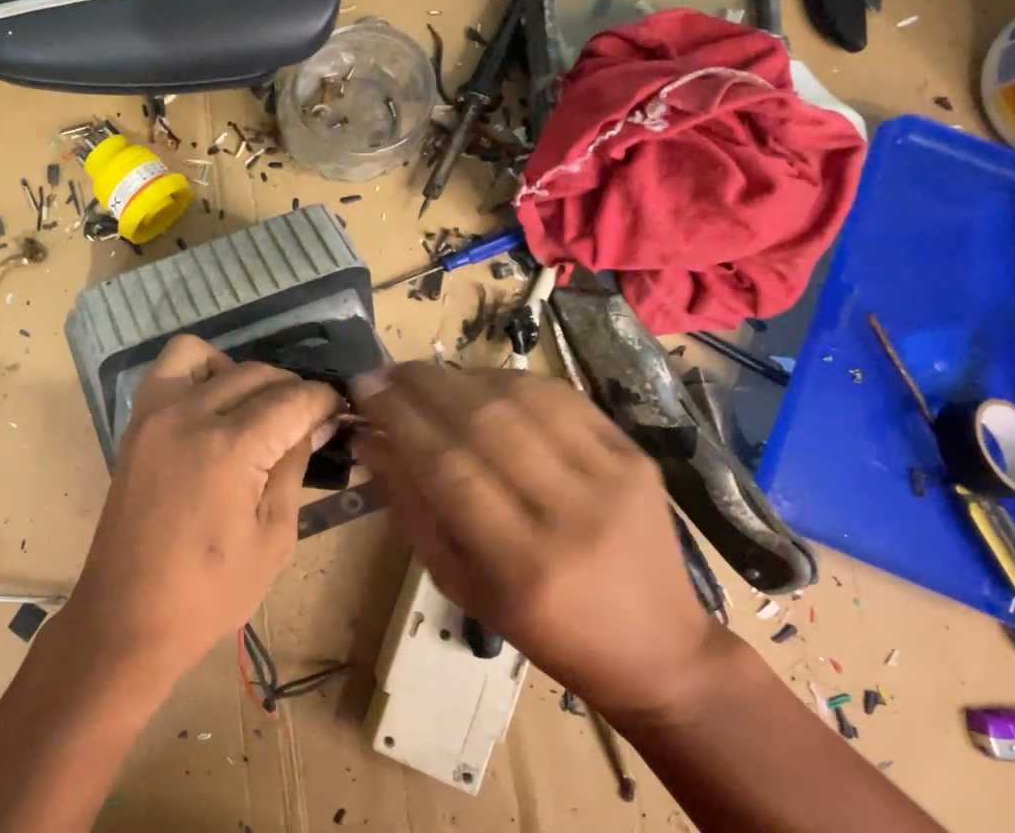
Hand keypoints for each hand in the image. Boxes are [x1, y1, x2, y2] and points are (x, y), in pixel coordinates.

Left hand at [67, 335, 341, 676]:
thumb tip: (316, 421)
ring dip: (240, 372)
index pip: (292, 398)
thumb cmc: (211, 591)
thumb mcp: (273, 536)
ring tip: (257, 410)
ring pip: (205, 357)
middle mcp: (187, 414)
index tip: (340, 412)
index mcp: (229, 447)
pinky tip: (215, 408)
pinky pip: (167, 370)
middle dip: (290, 389)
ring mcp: (154, 413)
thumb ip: (293, 467)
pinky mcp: (135, 423)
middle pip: (254, 372)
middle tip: (306, 422)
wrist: (130, 611)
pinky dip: (198, 372)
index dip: (324, 401)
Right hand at [351, 362, 736, 721]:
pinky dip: (508, 381)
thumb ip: (409, 507)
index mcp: (520, 561)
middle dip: (423, 386)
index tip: (362, 387)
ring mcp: (612, 478)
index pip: (446, 466)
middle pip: (485, 422)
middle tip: (384, 371)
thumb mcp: (456, 581)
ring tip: (423, 376)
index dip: (398, 418)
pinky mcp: (635, 455)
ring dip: (461, 377)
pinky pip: (561, 397)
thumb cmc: (537, 623)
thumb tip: (368, 439)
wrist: (652, 643)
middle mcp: (572, 513)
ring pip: (522, 399)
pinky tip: (476, 383)